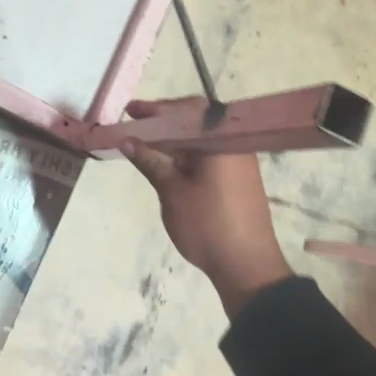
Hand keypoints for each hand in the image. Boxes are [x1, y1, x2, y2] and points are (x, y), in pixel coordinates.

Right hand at [120, 98, 292, 316]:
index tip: (130, 112)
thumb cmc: (207, 225)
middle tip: (136, 123)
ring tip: (147, 141)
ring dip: (176, 136)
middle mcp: (233, 142)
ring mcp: (240, 159)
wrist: (248, 266)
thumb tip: (127, 140)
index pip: (185, 110)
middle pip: (196, 119)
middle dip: (165, 120)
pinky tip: (170, 160)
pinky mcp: (240, 176)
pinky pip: (211, 151)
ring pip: (203, 137)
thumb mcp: (171, 192)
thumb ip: (150, 161)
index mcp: (219, 139)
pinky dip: (189, 151)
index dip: (155, 109)